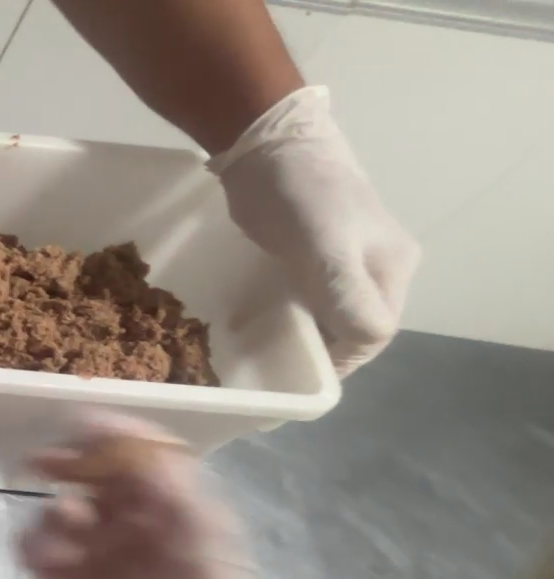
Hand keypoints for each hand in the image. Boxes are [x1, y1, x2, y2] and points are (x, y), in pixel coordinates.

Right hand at [20, 414, 250, 578]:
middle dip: (74, 464)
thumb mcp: (203, 563)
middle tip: (43, 462)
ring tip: (61, 541)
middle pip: (102, 475)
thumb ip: (179, 500)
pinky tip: (44, 564)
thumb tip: (136, 449)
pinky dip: (34, 544)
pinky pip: (35, 541)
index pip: (154, 461)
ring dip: (56, 513)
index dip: (121, 438)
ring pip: (64, 505)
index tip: (81, 425)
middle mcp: (140, 528)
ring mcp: (95, 553)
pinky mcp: (56, 576)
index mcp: (185, 519)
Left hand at [212, 86, 419, 375]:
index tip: (293, 379)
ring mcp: (336, 260)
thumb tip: (363, 343)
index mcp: (388, 270)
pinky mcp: (302, 253)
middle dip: (312, 353)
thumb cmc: (300, 196)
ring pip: (320, 314)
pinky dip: (273, 315)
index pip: (375, 334)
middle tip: (263, 371)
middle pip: (348, 327)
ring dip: (290, 337)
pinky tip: (242, 325)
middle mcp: (372, 268)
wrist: (268, 147)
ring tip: (248, 355)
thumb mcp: (324, 249)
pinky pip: (295, 297)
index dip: (339, 362)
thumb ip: (345, 295)